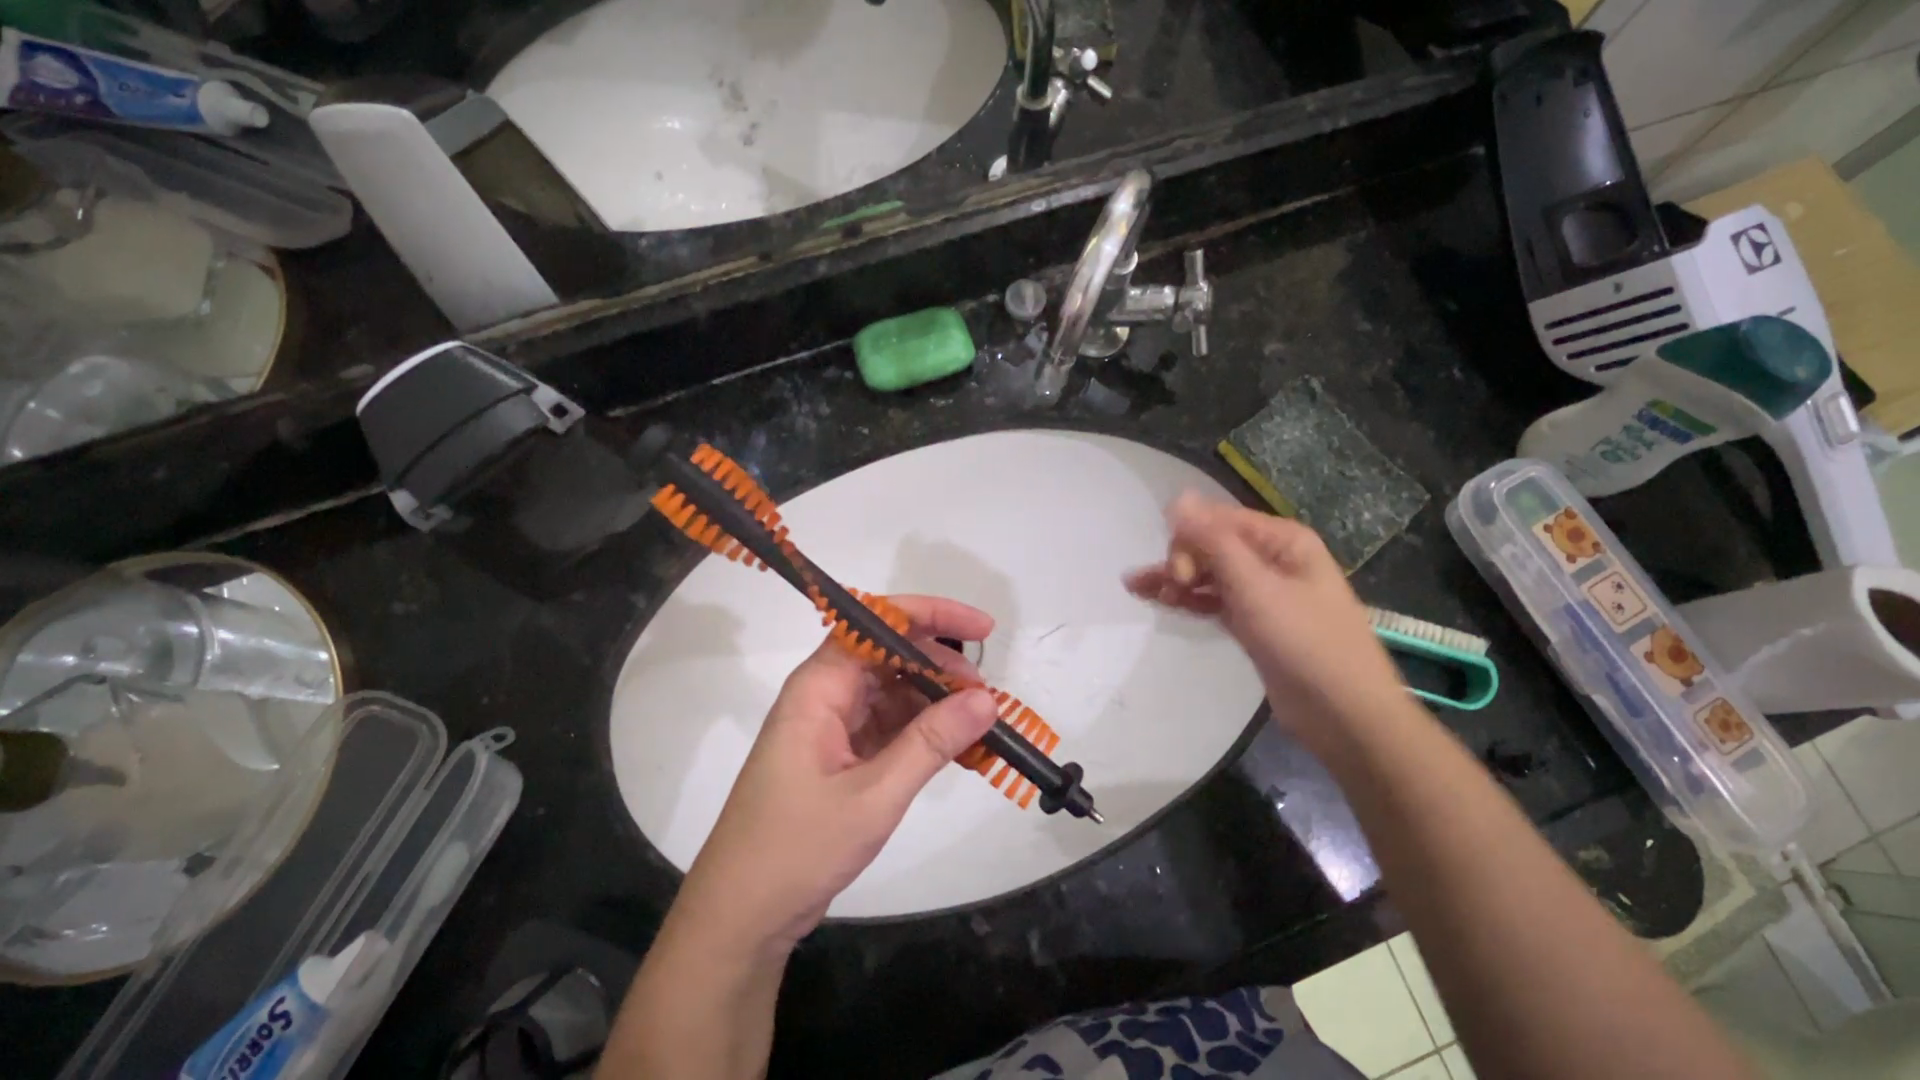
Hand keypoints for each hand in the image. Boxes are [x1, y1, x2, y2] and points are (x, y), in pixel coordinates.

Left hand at [674, 595, 1000, 951]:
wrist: (744, 913)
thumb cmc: (798, 847)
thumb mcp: (874, 795)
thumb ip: (931, 743)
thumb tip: (987, 699)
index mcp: (819, 689)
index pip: (876, 625)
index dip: (931, 616)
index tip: (984, 630)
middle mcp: (825, 697)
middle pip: (889, 657)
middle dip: (943, 668)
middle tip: (989, 698)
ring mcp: (831, 729)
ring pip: (894, 695)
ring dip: (938, 706)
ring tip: (985, 729)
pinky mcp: (840, 759)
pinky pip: (890, 730)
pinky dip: (924, 737)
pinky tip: (962, 754)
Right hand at [1125, 493, 1406, 737]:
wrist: (1344, 713)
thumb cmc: (1305, 642)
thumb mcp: (1256, 588)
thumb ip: (1214, 542)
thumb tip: (1178, 497)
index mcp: (1283, 540)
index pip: (1220, 520)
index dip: (1190, 537)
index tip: (1176, 572)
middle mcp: (1274, 560)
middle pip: (1213, 544)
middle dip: (1181, 558)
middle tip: (1168, 589)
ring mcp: (1265, 594)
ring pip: (1210, 575)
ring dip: (1177, 579)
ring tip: (1137, 589)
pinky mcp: (1256, 624)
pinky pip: (1215, 601)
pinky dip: (1190, 600)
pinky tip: (1162, 601)